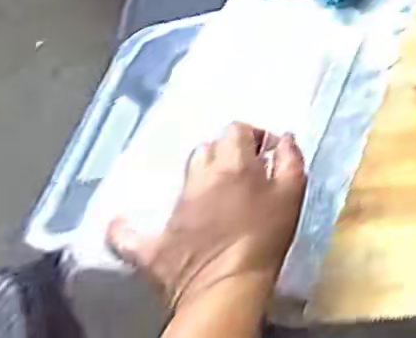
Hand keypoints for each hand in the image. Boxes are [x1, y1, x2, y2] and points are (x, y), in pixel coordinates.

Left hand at [108, 122, 305, 312]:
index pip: (235, 130)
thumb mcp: (294, 189)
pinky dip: (126, 226)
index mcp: (234, 166)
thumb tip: (283, 138)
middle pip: (205, 149)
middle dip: (224, 152)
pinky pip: (127, 234)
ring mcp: (172, 213)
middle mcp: (199, 182)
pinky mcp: (151, 245)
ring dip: (198, 177)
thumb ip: (290, 157)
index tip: (266, 150)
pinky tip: (122, 222)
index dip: (252, 134)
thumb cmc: (268, 233)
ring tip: (214, 191)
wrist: (229, 285)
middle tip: (242, 169)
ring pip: (180, 179)